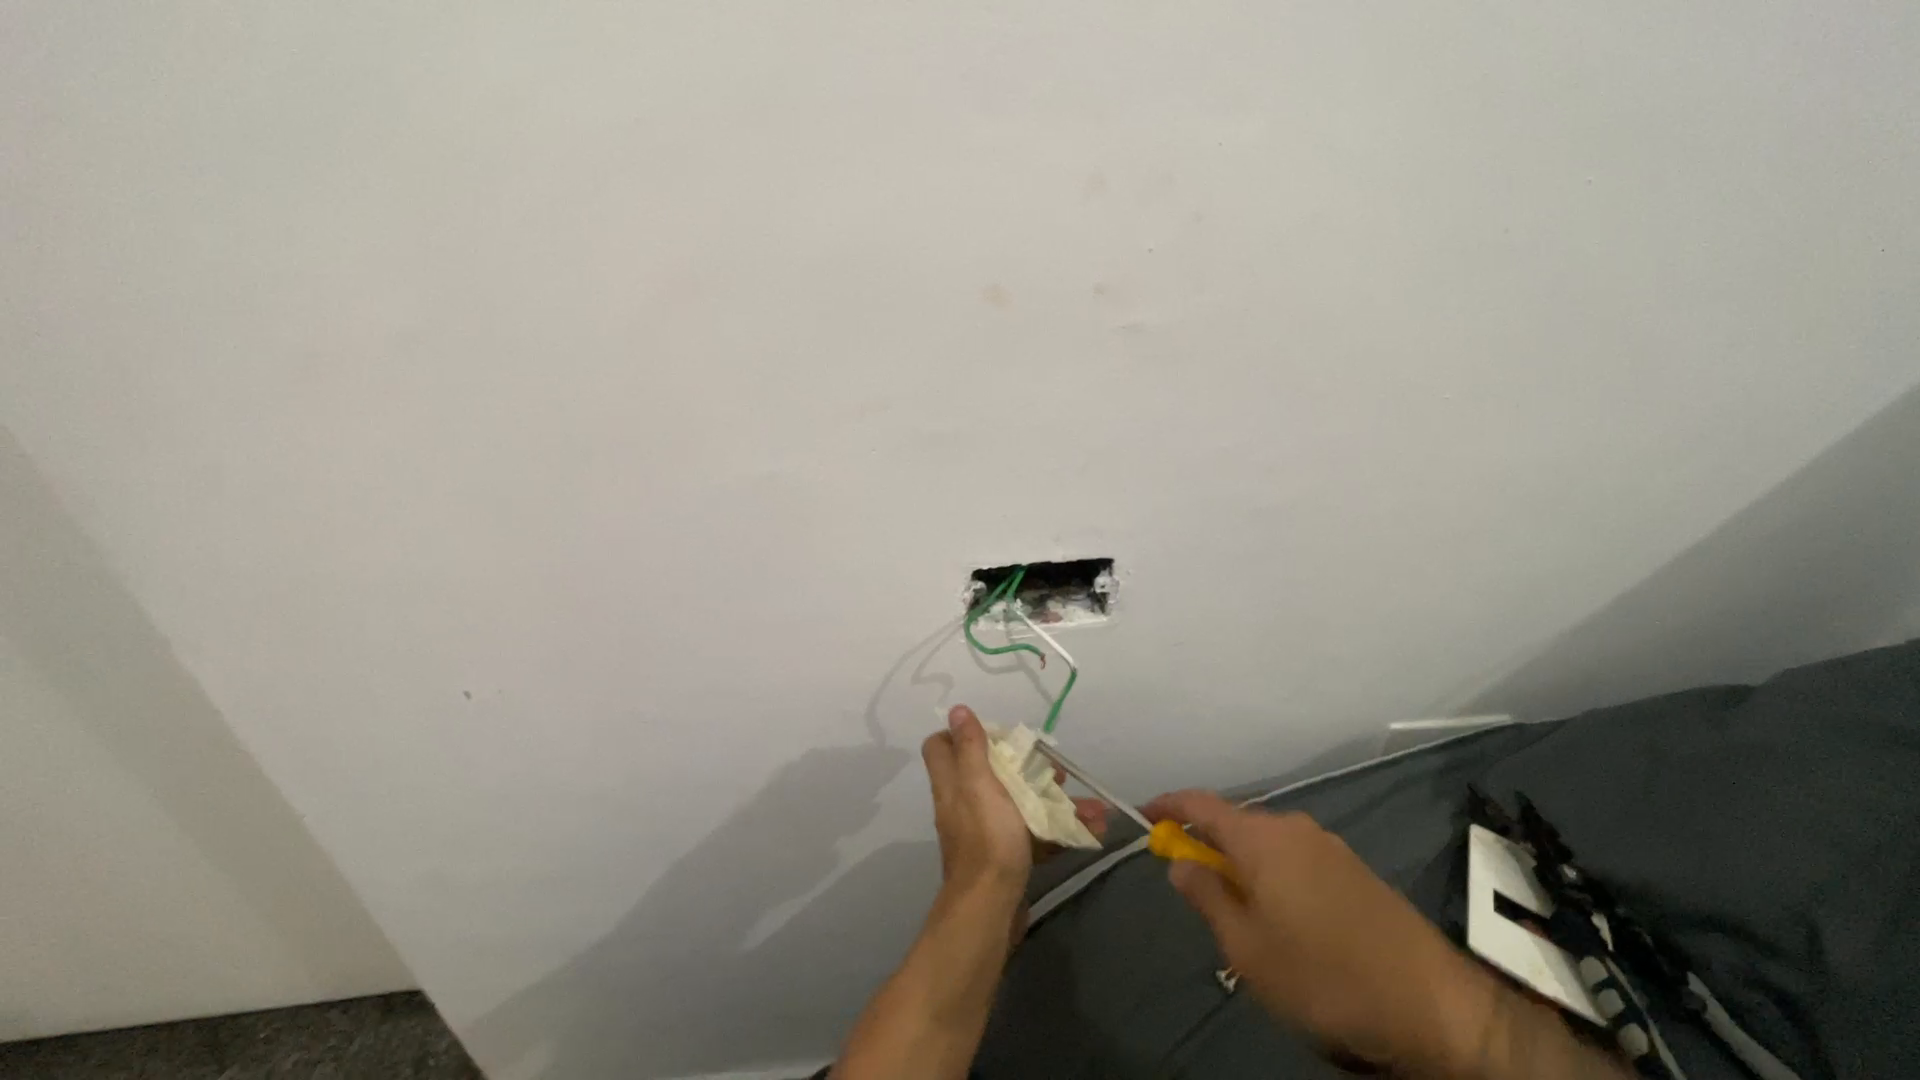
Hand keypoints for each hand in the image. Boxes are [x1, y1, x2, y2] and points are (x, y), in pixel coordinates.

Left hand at [922, 705, 1106, 895]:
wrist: (990, 909)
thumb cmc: (986, 840)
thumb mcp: (979, 785)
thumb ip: (970, 748)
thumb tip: (956, 709)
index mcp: (954, 785)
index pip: (941, 747)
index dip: (962, 734)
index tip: (997, 735)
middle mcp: (965, 805)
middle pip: (990, 774)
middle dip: (1028, 770)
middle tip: (1055, 772)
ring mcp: (985, 833)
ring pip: (1019, 805)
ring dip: (1056, 803)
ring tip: (1092, 807)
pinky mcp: (1005, 858)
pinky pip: (1033, 835)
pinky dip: (1060, 831)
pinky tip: (1093, 831)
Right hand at [1145, 790, 1501, 1075]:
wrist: (1434, 1006)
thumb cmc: (1322, 976)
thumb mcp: (1246, 947)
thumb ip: (1207, 897)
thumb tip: (1181, 864)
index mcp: (1262, 838)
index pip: (1201, 804)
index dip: (1167, 807)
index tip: (1142, 817)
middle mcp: (1295, 828)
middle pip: (1235, 823)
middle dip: (1206, 845)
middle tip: (1190, 886)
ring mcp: (1330, 847)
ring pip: (1267, 843)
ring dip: (1241, 864)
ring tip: (1236, 913)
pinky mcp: (1355, 870)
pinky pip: (1296, 859)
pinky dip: (1273, 874)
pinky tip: (1280, 918)